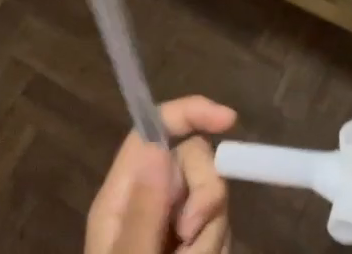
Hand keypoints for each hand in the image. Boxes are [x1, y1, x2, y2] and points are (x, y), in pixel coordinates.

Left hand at [86, 96, 237, 253]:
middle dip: (207, 195)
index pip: (154, 130)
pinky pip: (220, 229)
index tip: (230, 120)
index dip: (191, 112)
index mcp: (121, 197)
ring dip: (210, 237)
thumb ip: (143, 214)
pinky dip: (215, 250)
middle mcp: (149, 201)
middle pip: (196, 160)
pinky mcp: (194, 245)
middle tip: (191, 238)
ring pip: (215, 197)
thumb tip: (160, 150)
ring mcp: (173, 224)